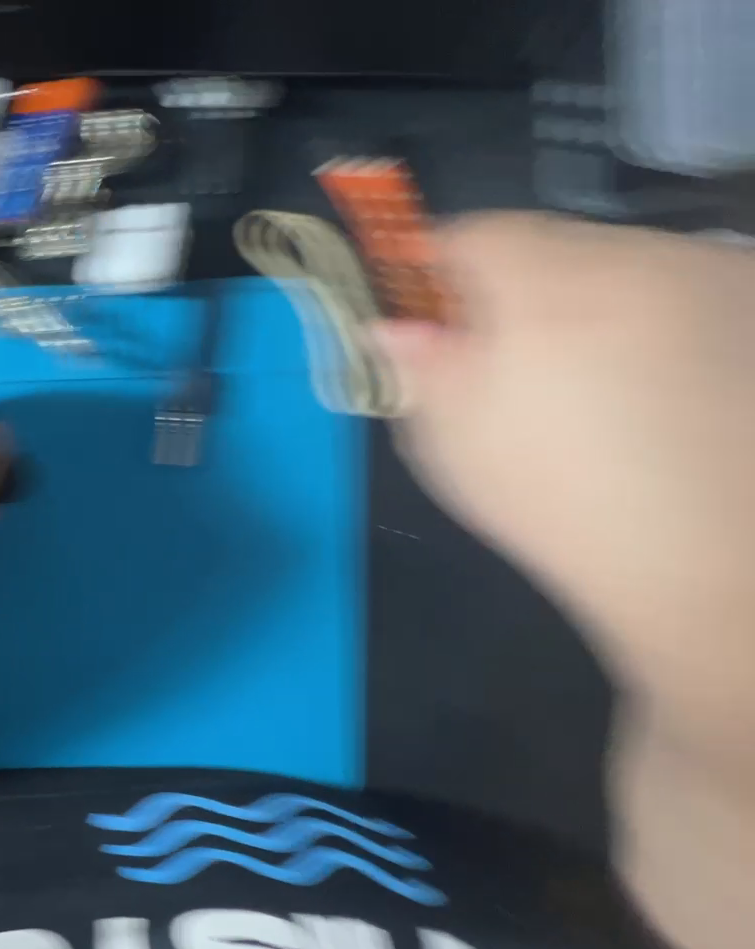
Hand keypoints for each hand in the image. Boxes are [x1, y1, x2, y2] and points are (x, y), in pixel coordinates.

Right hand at [377, 214, 754, 726]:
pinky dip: (635, 318)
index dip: (428, 264)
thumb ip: (416, 362)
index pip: (474, 233)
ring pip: (613, 263)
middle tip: (481, 355)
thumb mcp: (445, 433)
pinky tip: (633, 386)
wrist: (701, 555)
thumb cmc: (546, 491)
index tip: (411, 309)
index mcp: (551, 286)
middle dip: (502, 286)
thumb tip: (392, 326)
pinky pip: (672, 289)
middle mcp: (644, 260)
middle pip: (547, 243)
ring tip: (563, 379)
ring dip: (571, 300)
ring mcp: (717, 280)